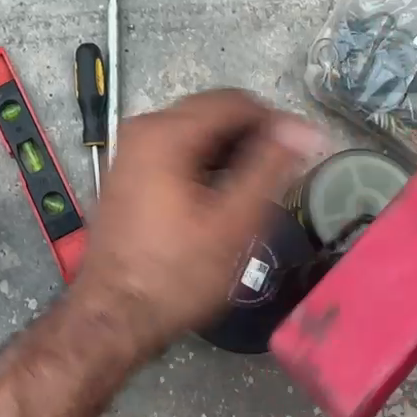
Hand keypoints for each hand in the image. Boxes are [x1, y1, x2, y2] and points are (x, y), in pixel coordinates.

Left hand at [69, 90, 324, 362]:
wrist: (113, 314)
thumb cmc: (175, 274)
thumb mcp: (234, 223)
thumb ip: (269, 168)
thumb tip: (301, 130)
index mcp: (166, 133)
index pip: (235, 101)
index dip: (275, 120)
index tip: (303, 149)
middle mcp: (143, 129)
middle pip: (212, 112)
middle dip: (252, 135)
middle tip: (284, 172)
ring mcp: (131, 149)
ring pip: (196, 131)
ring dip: (230, 150)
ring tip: (258, 188)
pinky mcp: (129, 171)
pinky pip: (176, 150)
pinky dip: (205, 162)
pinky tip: (223, 196)